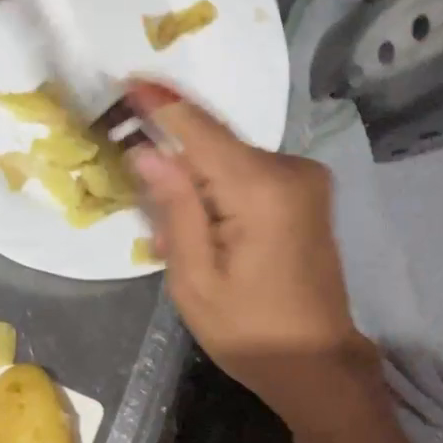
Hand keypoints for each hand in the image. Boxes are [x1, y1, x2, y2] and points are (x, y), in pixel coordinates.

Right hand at [124, 81, 378, 430]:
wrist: (314, 362)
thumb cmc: (247, 331)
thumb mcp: (195, 279)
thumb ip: (174, 209)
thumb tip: (148, 152)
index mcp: (260, 191)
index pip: (201, 132)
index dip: (163, 105)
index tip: (128, 80)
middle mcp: (290, 170)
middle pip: (215, 148)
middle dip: (174, 168)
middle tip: (145, 214)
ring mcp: (305, 180)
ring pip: (229, 165)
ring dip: (195, 191)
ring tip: (175, 245)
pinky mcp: (307, 195)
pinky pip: (248, 180)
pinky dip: (218, 199)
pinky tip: (204, 239)